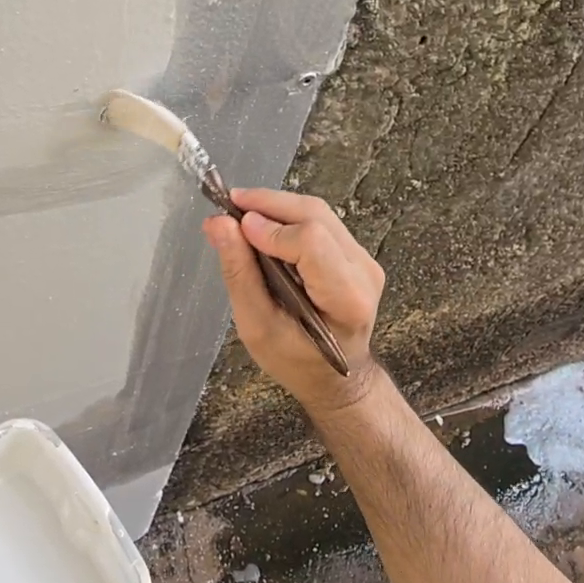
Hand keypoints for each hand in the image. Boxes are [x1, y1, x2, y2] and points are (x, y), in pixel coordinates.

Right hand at [203, 188, 384, 412]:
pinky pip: (321, 220)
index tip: (234, 225)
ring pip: (318, 211)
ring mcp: (365, 258)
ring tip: (240, 211)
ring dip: (276, 205)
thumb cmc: (295, 361)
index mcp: (347, 297)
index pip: (311, 241)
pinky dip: (288, 216)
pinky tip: (262, 223)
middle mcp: (364, 271)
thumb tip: (218, 223)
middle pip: (315, 215)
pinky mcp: (357, 252)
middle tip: (229, 203)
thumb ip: (240, 273)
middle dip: (268, 203)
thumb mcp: (257, 326)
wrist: (337, 379)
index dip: (271, 228)